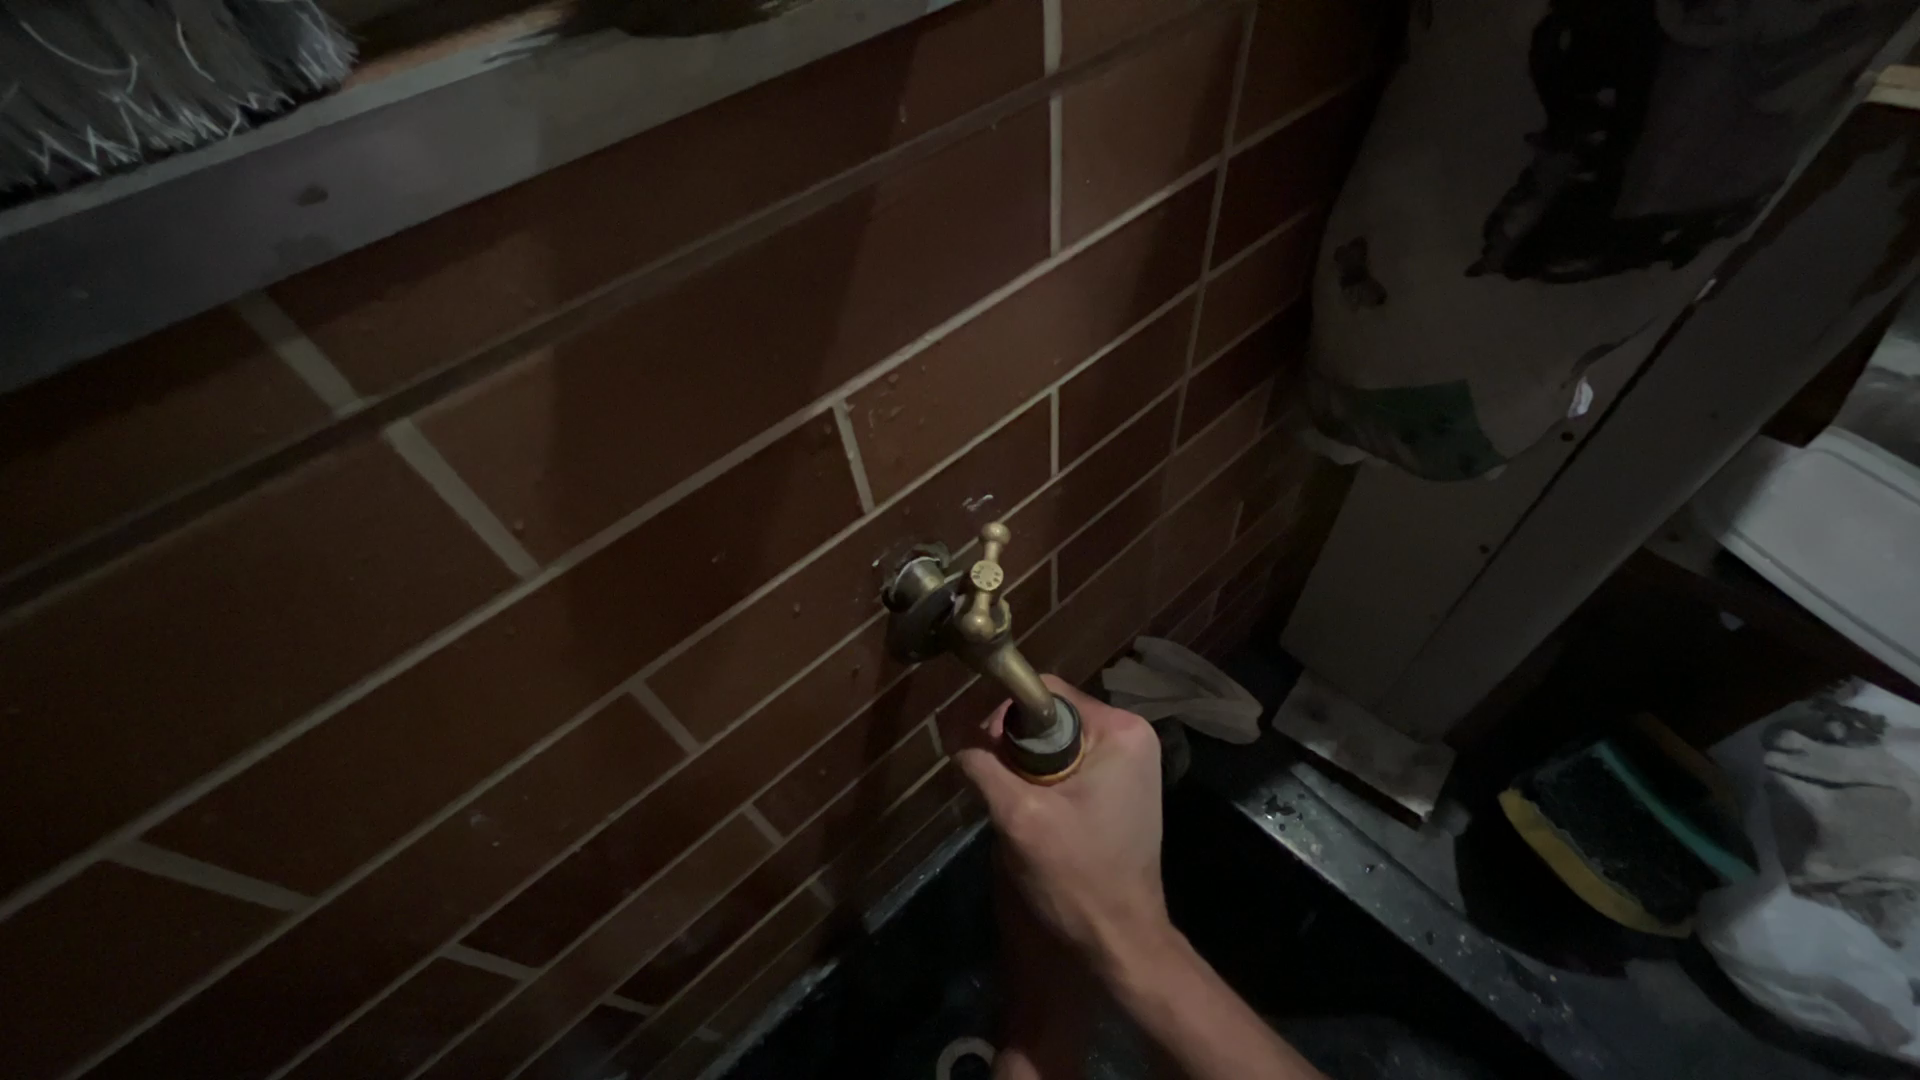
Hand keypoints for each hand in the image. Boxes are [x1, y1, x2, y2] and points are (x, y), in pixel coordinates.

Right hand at [945, 676, 1171, 970]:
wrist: (1121, 942)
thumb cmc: (1077, 876)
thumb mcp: (1019, 816)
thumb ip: (983, 766)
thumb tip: (949, 731)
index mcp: (1120, 731)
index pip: (1046, 694)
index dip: (1004, 715)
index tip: (980, 750)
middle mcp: (1132, 736)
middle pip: (1052, 718)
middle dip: (1016, 747)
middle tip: (993, 783)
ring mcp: (1132, 763)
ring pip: (1058, 743)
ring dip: (1028, 768)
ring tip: (1012, 802)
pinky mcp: (1124, 787)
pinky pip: (1072, 764)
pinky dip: (1047, 781)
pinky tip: (1036, 812)